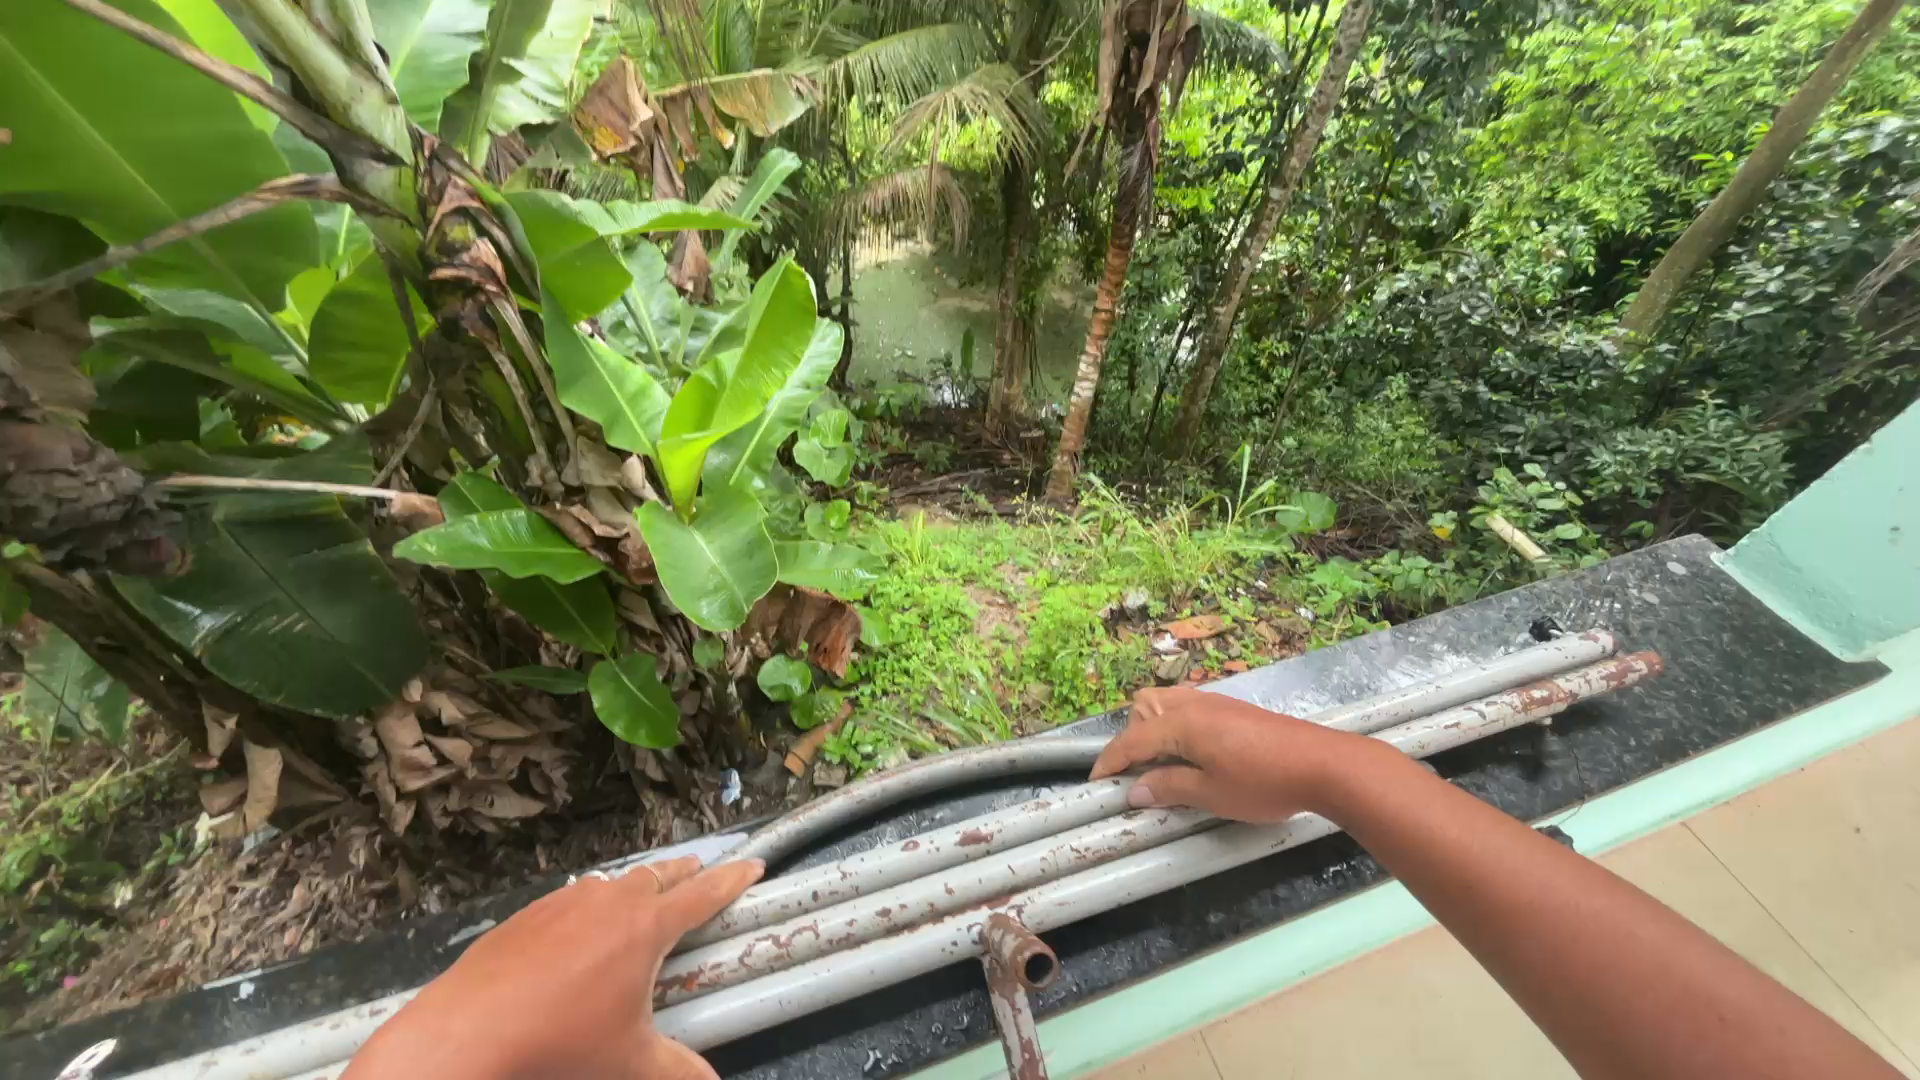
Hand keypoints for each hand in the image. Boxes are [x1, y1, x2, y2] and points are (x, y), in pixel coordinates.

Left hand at [344, 855, 763, 1079]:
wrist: (455, 1043)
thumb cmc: (557, 1048)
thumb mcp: (627, 1066)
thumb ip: (679, 1071)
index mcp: (647, 925)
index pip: (704, 893)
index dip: (734, 878)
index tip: (755, 864)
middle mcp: (611, 901)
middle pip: (660, 874)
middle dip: (687, 872)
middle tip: (701, 872)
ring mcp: (565, 902)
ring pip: (616, 881)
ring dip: (639, 884)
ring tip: (645, 895)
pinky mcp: (526, 915)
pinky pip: (576, 897)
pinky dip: (595, 902)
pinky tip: (581, 927)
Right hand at [1090, 686, 1391, 822]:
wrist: (1323, 764)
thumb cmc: (1263, 782)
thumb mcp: (1211, 794)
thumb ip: (1168, 788)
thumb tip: (1134, 792)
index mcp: (1180, 723)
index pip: (1132, 740)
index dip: (1111, 761)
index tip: (1096, 780)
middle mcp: (1192, 704)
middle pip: (1144, 707)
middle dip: (1132, 736)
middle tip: (1141, 772)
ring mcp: (1214, 702)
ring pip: (1166, 702)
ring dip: (1153, 727)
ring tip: (1165, 762)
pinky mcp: (1233, 708)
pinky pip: (1187, 706)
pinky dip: (1175, 724)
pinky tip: (1194, 752)